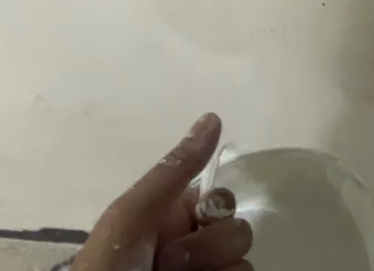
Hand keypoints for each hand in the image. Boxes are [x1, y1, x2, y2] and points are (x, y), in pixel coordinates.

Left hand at [69, 113, 252, 270]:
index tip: (192, 220)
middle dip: (210, 249)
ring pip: (242, 264)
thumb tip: (214, 116)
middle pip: (236, 231)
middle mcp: (188, 251)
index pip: (219, 199)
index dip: (212, 210)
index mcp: (168, 223)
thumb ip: (174, 171)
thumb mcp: (130, 219)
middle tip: (169, 266)